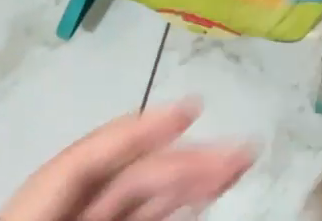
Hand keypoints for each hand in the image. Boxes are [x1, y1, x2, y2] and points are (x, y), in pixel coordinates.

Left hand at [0, 101, 255, 220]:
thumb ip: (132, 220)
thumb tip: (184, 203)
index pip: (80, 165)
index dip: (136, 131)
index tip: (192, 111)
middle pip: (120, 181)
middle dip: (186, 162)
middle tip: (240, 154)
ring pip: (135, 201)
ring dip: (191, 182)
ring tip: (237, 166)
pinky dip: (174, 208)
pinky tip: (206, 197)